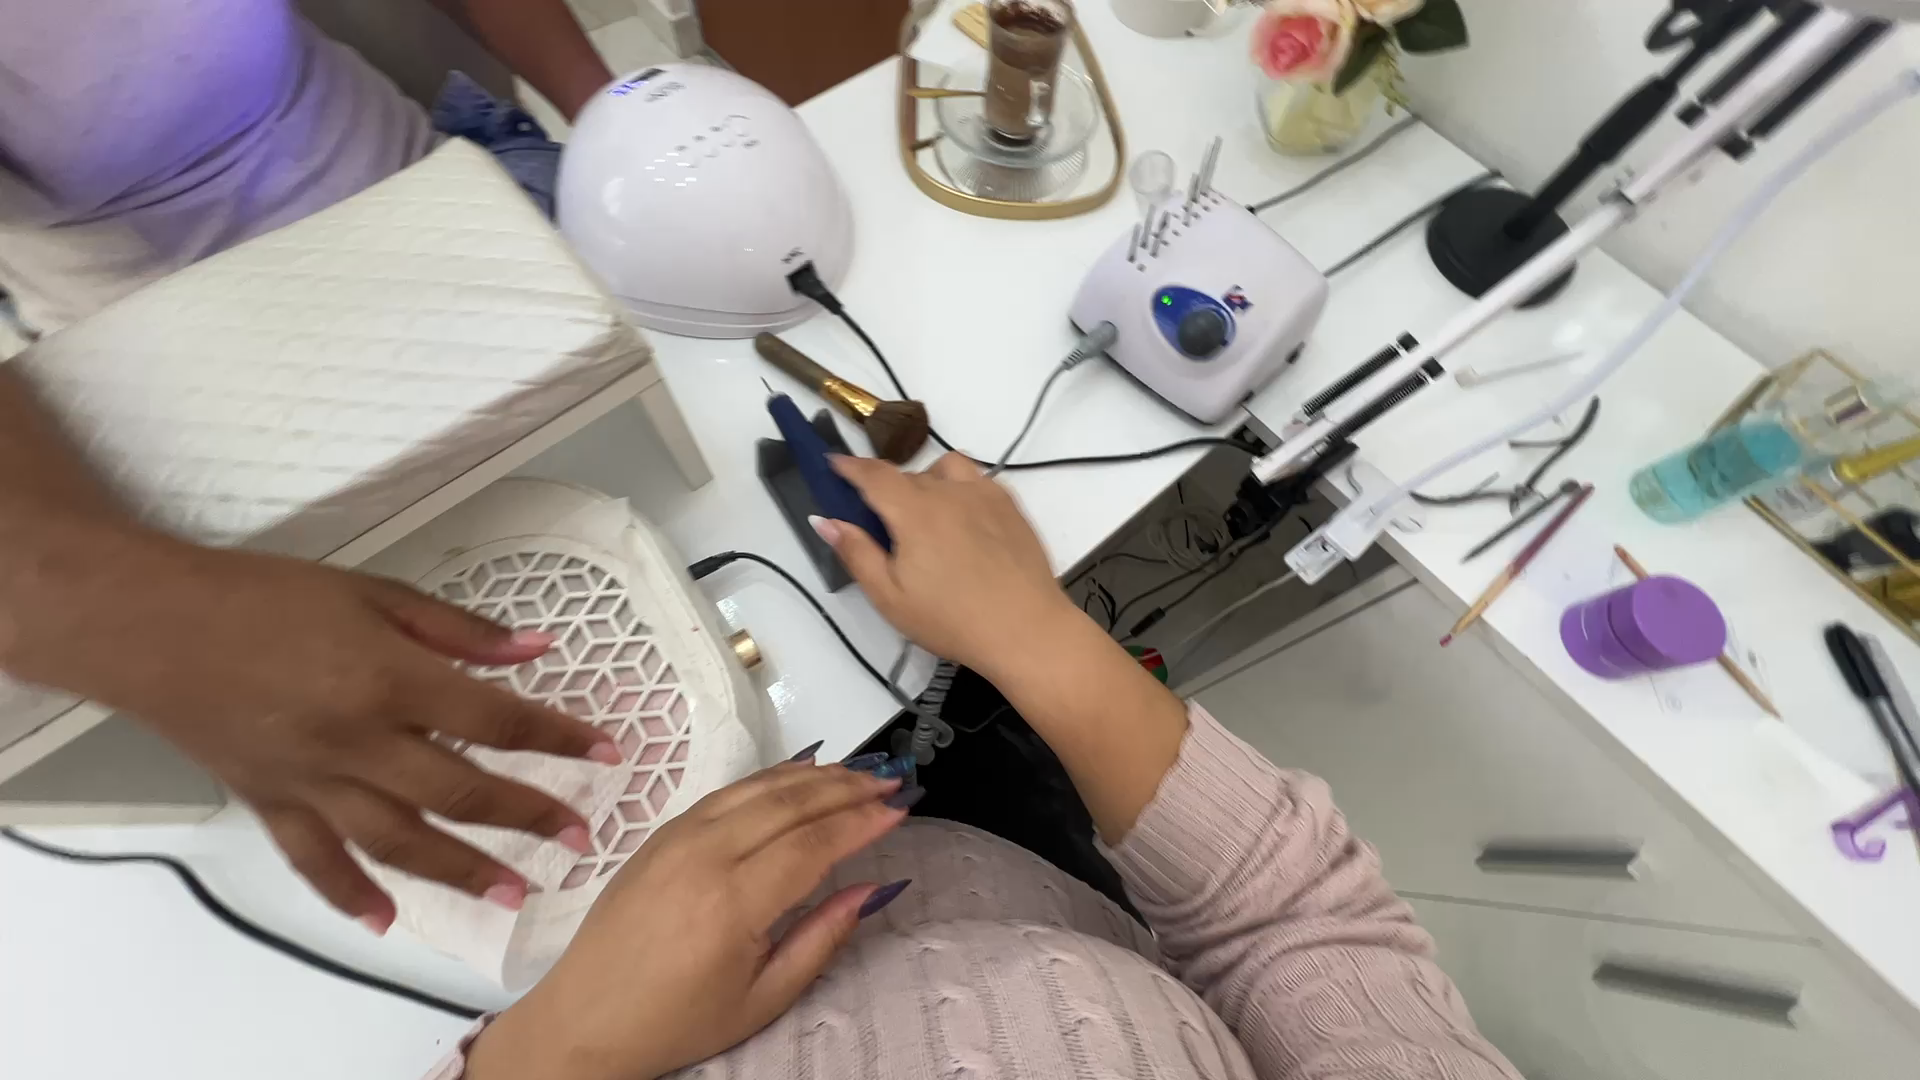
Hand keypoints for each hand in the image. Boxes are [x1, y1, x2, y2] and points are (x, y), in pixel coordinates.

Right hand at [0, 529, 620, 930]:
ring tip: (516, 896)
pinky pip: (311, 861)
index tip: (610, 754)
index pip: (498, 722)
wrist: (152, 624)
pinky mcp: (267, 802)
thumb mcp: (383, 596)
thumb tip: (541, 649)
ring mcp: (310, 782)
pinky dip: (347, 895)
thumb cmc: (278, 598)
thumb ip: (466, 631)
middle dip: (530, 817)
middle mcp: (358, 744)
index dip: (561, 738)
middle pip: (461, 793)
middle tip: (583, 839)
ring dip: (462, 872)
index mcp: (393, 684)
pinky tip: (385, 921)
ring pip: (399, 842)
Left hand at [466, 760, 917, 1079]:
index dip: (862, 821)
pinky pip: (735, 787)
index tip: (901, 807)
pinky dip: (778, 774)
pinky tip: (806, 770)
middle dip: (850, 786)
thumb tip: (871, 888)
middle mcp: (707, 854)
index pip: (814, 844)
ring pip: (766, 785)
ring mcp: (682, 832)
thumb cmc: (676, 1022)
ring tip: (862, 771)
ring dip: (820, 773)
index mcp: (731, 904)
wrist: (580, 1020)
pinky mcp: (668, 827)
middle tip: (893, 780)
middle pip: (794, 802)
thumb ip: (822, 940)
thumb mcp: (760, 1001)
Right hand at [812, 453, 1079, 676]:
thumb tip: (826, 521)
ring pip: (946, 468)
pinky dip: (961, 489)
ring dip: (927, 481)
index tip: (835, 464)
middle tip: (883, 524)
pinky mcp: (1012, 506)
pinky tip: (963, 523)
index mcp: (915, 511)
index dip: (850, 466)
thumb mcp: (891, 597)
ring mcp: (986, 495)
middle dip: (888, 490)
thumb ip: (857, 553)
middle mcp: (951, 492)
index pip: (874, 475)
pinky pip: (978, 480)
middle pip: (908, 475)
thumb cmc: (952, 620)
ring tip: (926, 517)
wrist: (1026, 630)